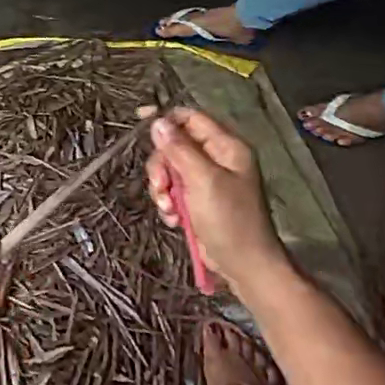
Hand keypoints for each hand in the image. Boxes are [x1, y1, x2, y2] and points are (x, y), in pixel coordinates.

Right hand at [142, 107, 286, 290]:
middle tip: (162, 187)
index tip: (140, 123)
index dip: (166, 120)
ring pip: (170, 170)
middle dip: (162, 166)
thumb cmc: (230, 220)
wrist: (244, 265)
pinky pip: (174, 191)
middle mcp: (217, 159)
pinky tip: (175, 219)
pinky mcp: (198, 200)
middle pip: (175, 145)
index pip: (191, 118)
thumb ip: (179, 149)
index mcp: (226, 147)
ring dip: (163, 189)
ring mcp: (207, 181)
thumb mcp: (202, 181)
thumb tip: (158, 122)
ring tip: (169, 210)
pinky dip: (169, 203)